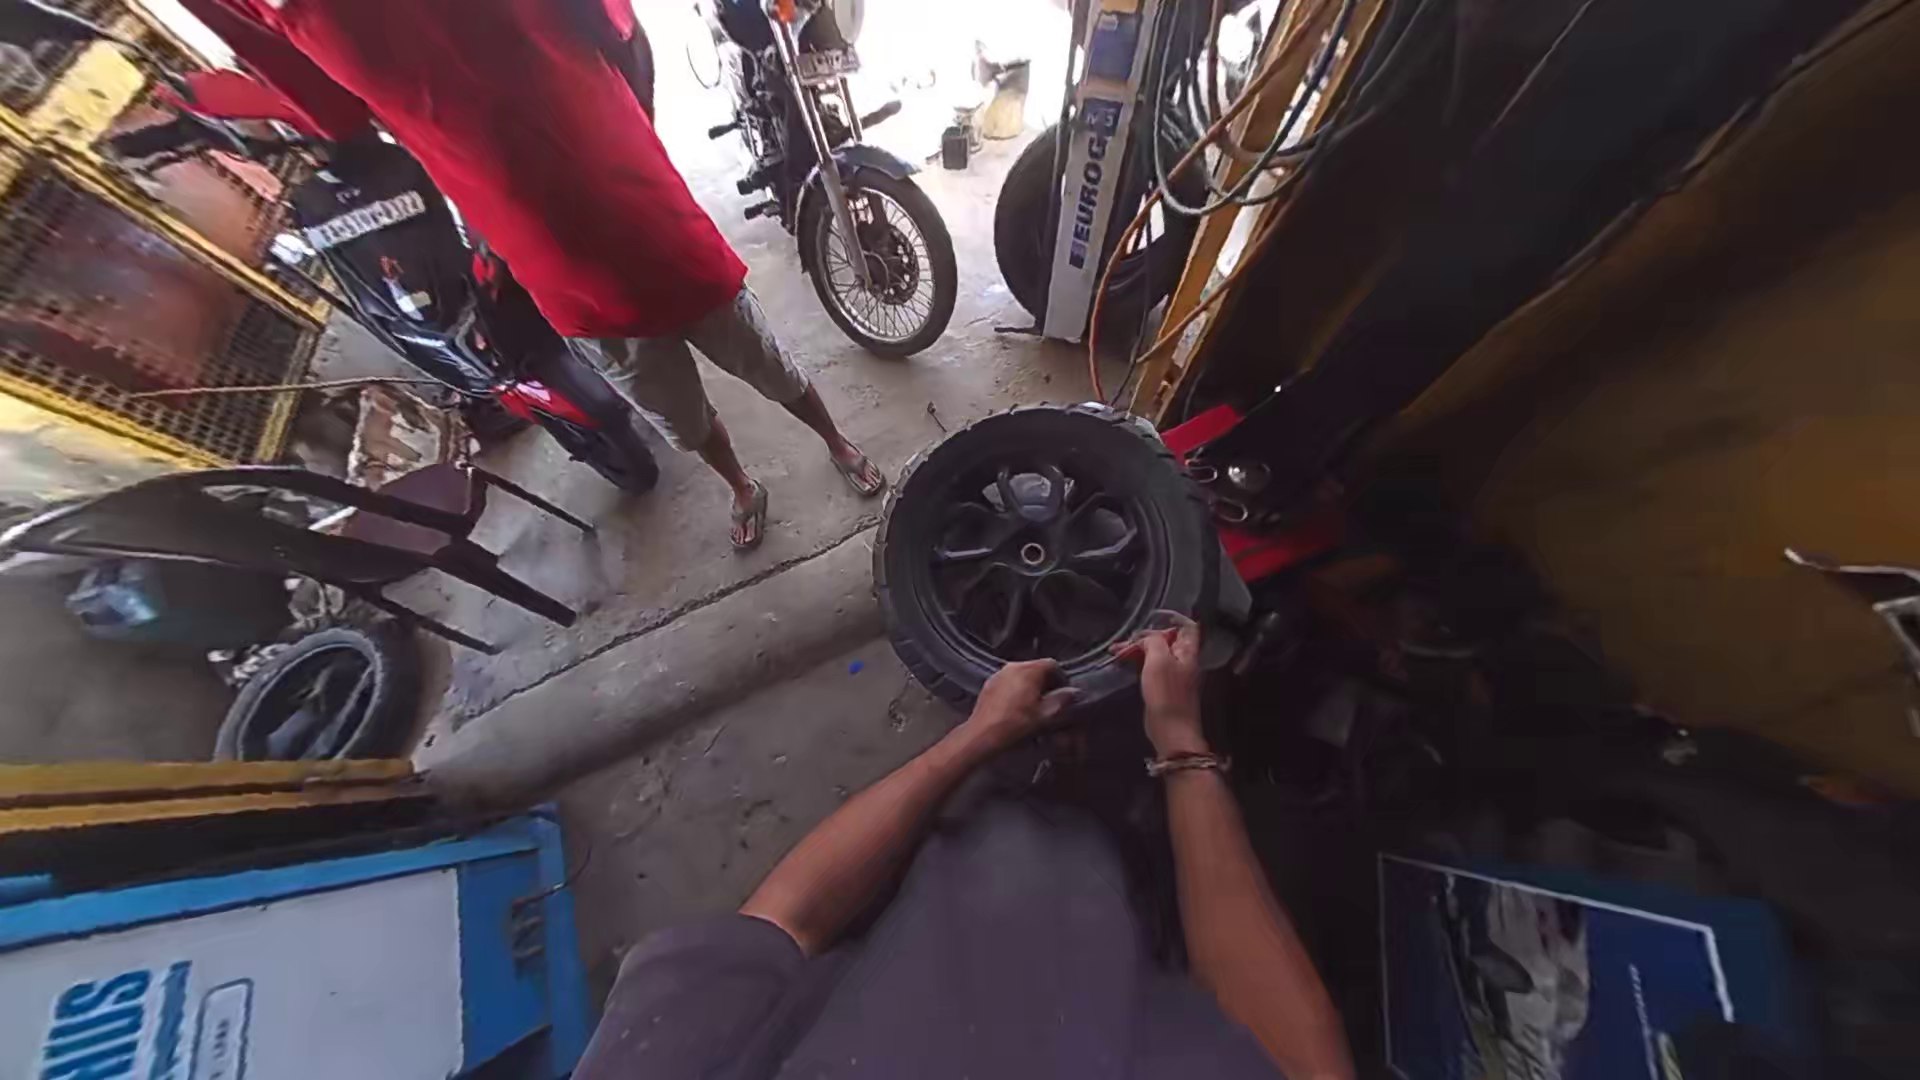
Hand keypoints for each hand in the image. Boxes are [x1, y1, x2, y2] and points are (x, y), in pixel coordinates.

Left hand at [964, 658, 1080, 751]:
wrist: (984, 733)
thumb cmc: (1016, 724)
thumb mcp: (1045, 714)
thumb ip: (1062, 700)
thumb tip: (1073, 692)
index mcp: (1029, 670)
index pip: (1052, 664)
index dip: (1061, 677)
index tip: (1063, 691)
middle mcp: (1013, 666)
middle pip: (1036, 667)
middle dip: (1046, 681)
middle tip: (1050, 699)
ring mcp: (999, 673)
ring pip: (1022, 673)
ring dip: (1031, 685)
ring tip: (1034, 704)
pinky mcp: (990, 683)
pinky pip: (1009, 680)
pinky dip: (1016, 688)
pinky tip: (1017, 705)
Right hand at [1112, 611, 1205, 756]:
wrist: (1171, 730)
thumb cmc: (1167, 693)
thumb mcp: (1159, 660)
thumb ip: (1155, 642)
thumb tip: (1149, 638)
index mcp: (1187, 653)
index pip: (1188, 627)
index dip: (1173, 618)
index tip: (1152, 616)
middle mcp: (1183, 661)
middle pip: (1166, 640)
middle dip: (1144, 637)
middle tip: (1122, 642)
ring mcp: (1173, 675)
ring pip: (1155, 654)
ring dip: (1137, 650)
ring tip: (1115, 652)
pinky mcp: (1163, 688)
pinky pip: (1150, 668)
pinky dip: (1137, 662)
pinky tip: (1122, 664)